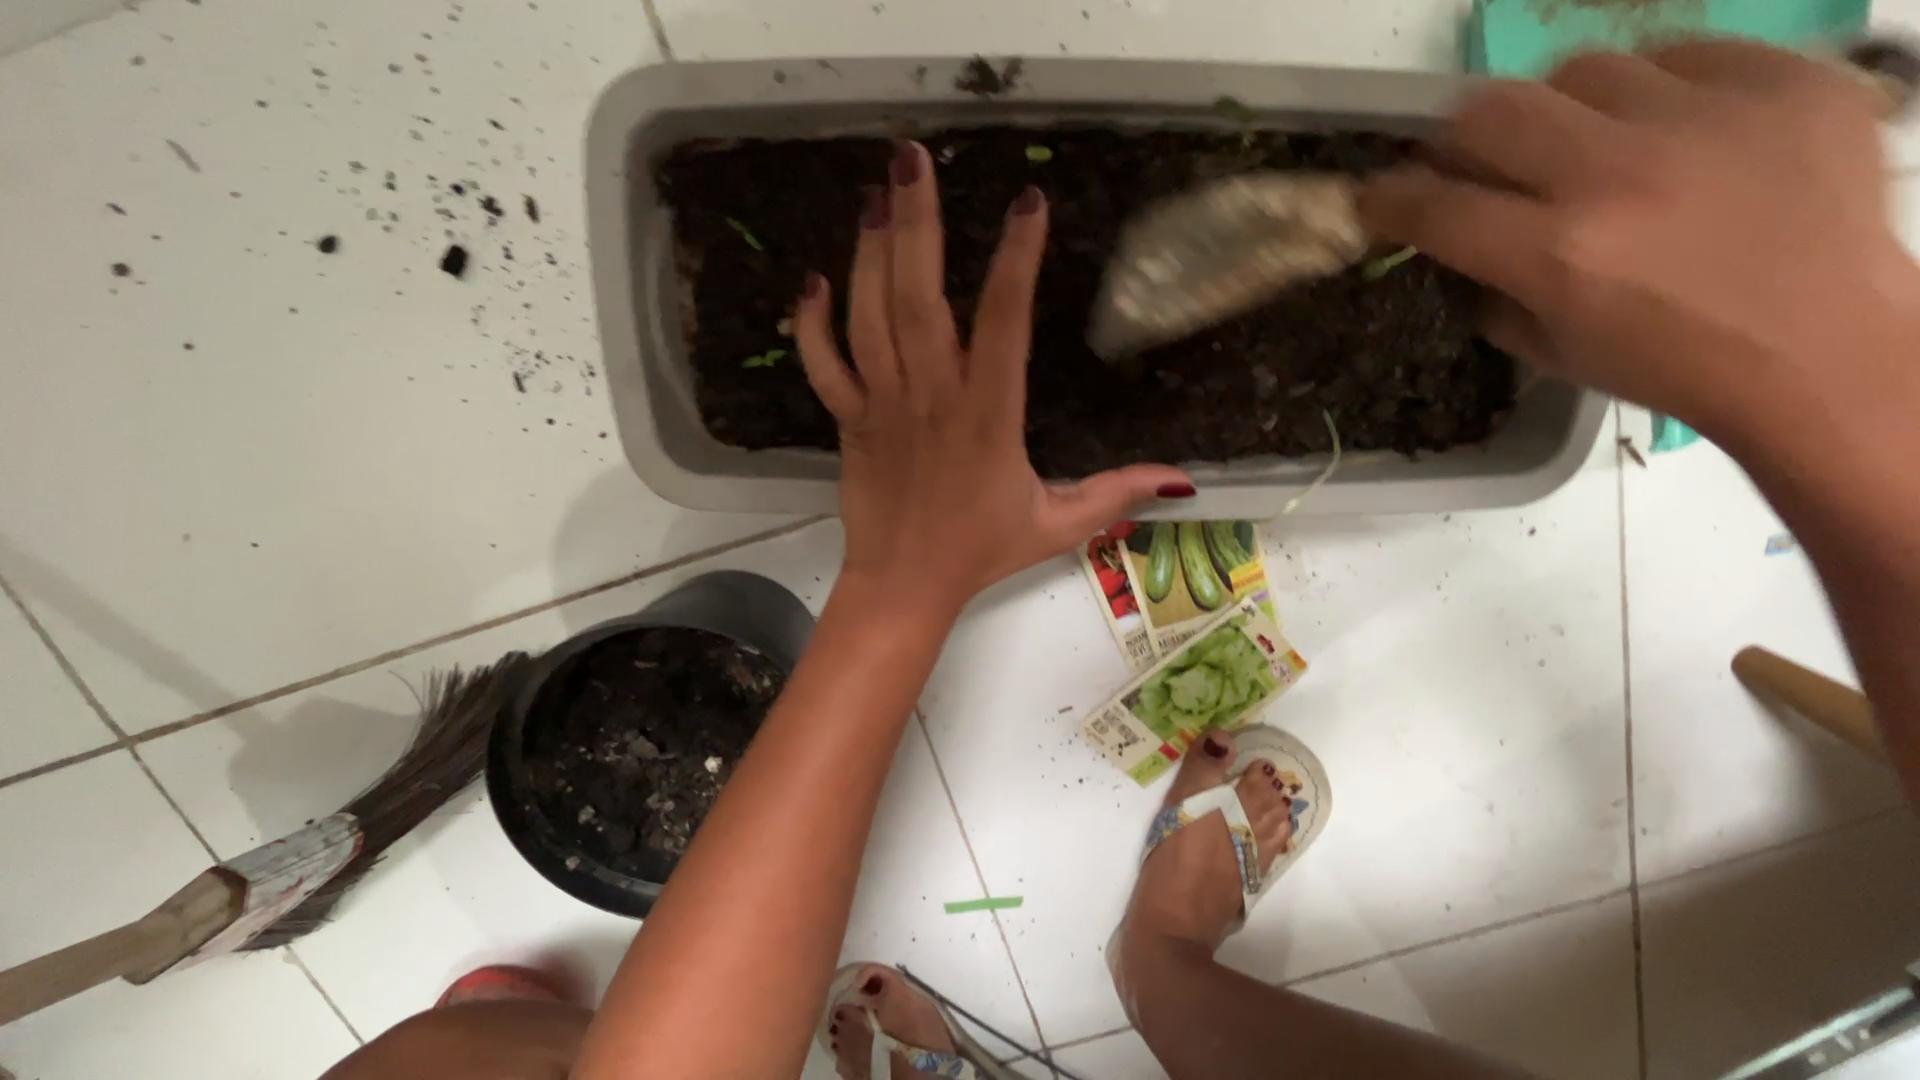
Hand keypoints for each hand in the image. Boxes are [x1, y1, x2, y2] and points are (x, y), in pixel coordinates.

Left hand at [792, 141, 1191, 616]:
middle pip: (919, 300)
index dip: (1016, 260)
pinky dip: (813, 324)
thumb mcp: (1058, 524)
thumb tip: (1181, 478)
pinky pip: (824, 365)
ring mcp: (884, 406)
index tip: (1027, 203)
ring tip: (877, 197)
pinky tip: (816, 282)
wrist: (904, 585)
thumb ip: (1116, 492)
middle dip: (917, 225)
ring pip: (869, 319)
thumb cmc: (980, 551)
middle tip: (911, 160)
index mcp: (989, 415)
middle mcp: (933, 398)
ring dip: (870, 254)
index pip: (1004, 323)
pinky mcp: (849, 421)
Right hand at [1359, 40, 1919, 446]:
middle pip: (1491, 111)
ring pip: (1583, 71)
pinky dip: (1658, 91)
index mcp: (1556, 252)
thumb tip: (1458, 248)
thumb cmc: (1669, 364)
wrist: (1827, 352)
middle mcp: (1619, 173)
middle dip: (1458, 137)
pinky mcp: (1788, 84)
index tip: (1374, 196)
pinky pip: (1687, 56)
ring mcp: (1710, 118)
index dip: (1388, 198)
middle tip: (1472, 160)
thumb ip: (1489, 290)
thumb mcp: (1548, 350)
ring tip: (1584, 143)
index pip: (1434, 205)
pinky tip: (1671, 132)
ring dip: (1561, 110)